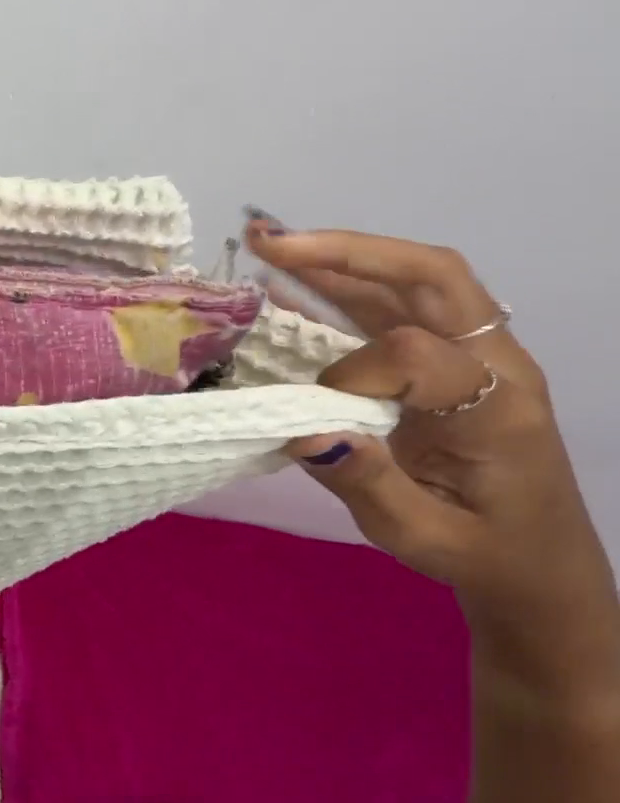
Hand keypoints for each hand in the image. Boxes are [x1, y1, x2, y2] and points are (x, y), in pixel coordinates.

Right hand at [245, 218, 614, 623]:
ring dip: (340, 258)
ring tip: (269, 244)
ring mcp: (474, 358)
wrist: (533, 560)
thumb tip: (304, 432)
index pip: (416, 354)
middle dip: (348, 253)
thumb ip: (366, 481)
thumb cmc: (477, 548)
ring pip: (415, 283)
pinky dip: (343, 287)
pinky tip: (294, 283)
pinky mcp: (447, 364)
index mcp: (496, 409)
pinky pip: (399, 309)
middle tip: (270, 241)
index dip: (351, 374)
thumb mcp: (417, 533)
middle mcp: (496, 365)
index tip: (317, 418)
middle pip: (433, 278)